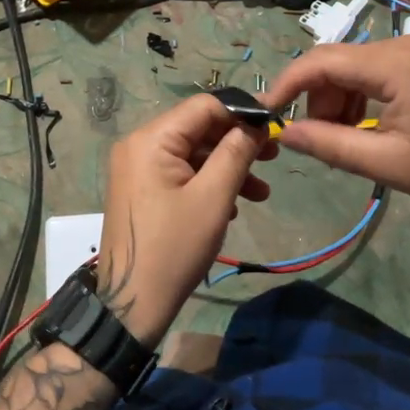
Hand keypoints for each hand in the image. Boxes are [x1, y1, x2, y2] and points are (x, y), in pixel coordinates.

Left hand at [95, 94, 274, 343]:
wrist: (132, 303)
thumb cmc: (174, 247)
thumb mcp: (213, 198)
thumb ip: (236, 153)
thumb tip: (256, 124)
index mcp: (151, 139)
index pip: (203, 106)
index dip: (242, 110)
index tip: (277, 122)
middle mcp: (139, 145)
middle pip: (198, 129)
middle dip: (237, 142)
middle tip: (275, 157)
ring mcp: (137, 169)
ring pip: (192, 154)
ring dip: (228, 167)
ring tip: (262, 191)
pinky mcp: (142, 190)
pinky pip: (180, 173)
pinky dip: (208, 182)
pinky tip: (234, 206)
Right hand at [264, 34, 409, 216]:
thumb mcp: (386, 164)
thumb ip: (330, 145)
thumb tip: (285, 134)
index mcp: (392, 63)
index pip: (321, 61)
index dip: (288, 84)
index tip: (266, 112)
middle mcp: (402, 44)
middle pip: (336, 61)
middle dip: (316, 97)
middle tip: (316, 137)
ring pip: (354, 65)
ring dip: (338, 98)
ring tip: (345, 137)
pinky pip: (376, 69)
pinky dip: (361, 94)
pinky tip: (368, 125)